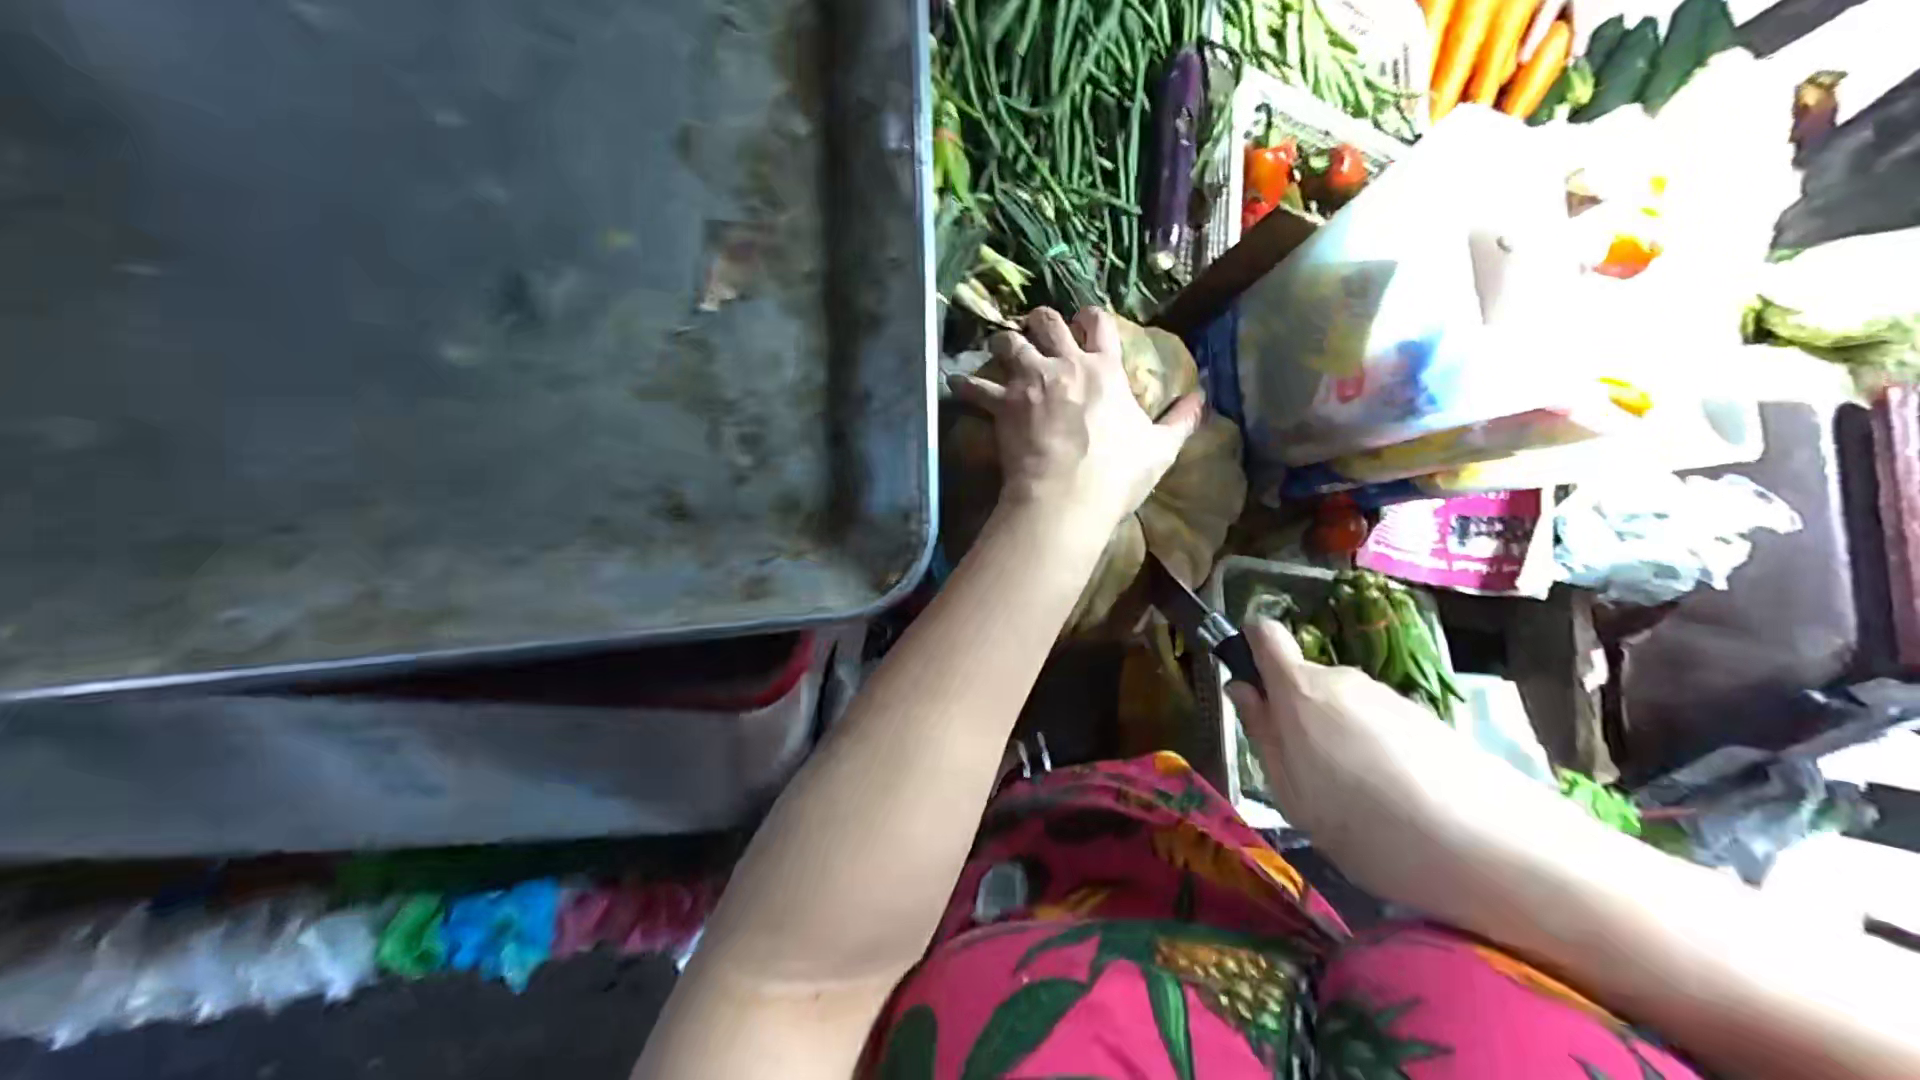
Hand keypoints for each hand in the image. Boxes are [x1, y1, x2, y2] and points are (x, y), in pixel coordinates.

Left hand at [950, 306, 1202, 533]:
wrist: (1067, 497)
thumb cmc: (1116, 475)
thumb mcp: (1160, 449)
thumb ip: (1181, 420)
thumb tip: (1202, 398)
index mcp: (1104, 369)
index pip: (1099, 322)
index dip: (1090, 317)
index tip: (1083, 323)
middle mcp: (1064, 365)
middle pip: (1047, 320)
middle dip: (1039, 321)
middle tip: (1033, 331)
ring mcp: (1030, 382)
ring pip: (1008, 342)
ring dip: (1002, 343)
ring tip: (998, 350)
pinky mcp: (1003, 405)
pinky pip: (975, 386)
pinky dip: (964, 384)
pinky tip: (955, 382)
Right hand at [1225, 618, 1606, 921]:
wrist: (1500, 853)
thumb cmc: (1368, 828)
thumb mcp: (1291, 793)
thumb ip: (1262, 734)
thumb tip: (1241, 688)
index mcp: (1301, 690)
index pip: (1265, 633)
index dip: (1251, 649)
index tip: (1252, 689)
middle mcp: (1344, 679)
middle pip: (1304, 680)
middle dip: (1297, 714)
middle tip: (1309, 774)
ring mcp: (1390, 697)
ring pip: (1343, 705)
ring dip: (1338, 736)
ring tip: (1359, 798)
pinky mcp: (1429, 719)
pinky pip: (1380, 723)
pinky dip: (1375, 749)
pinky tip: (1397, 800)